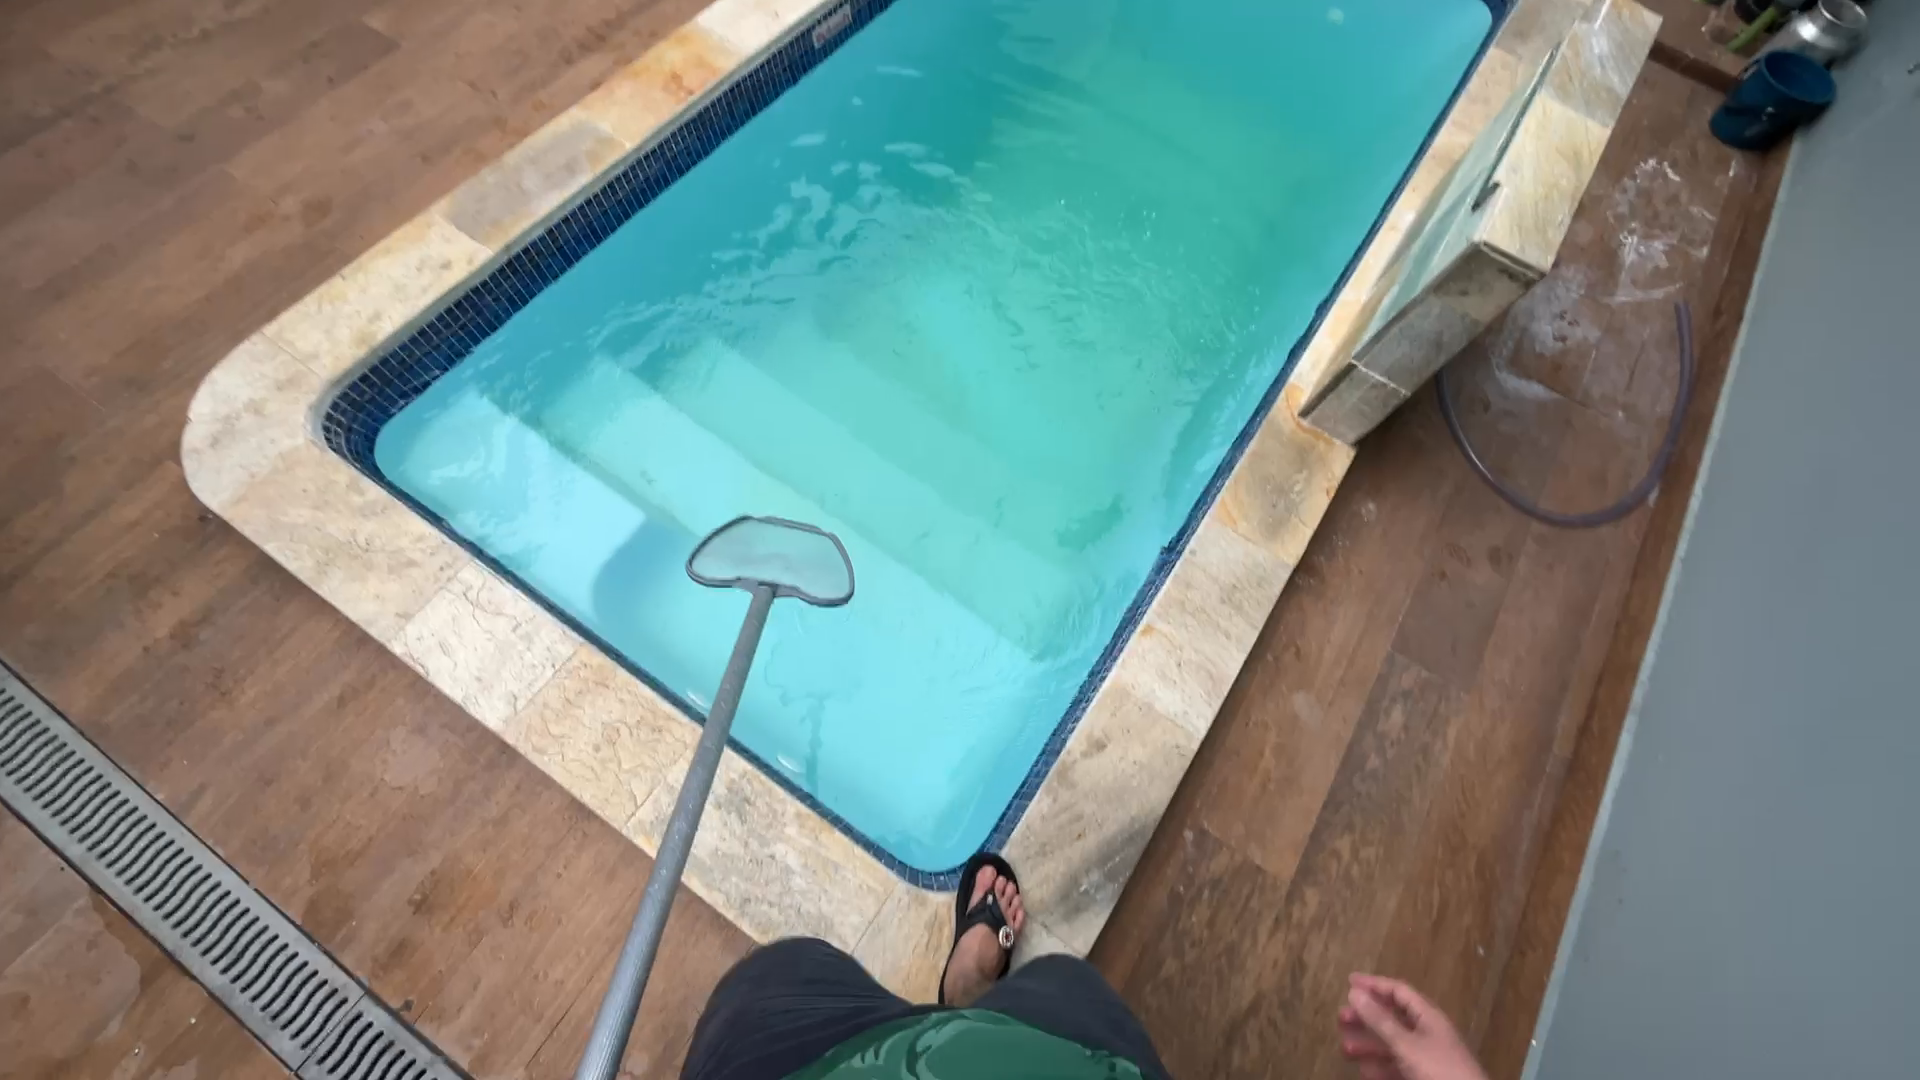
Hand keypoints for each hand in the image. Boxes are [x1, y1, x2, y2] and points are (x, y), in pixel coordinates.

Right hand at [1337, 973, 1488, 1079]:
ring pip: (1393, 1045)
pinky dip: (1381, 1067)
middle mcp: (1428, 1034)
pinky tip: (1365, 1071)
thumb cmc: (1440, 1072)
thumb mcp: (1406, 1044)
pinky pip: (1398, 1067)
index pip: (1398, 991)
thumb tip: (1353, 991)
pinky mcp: (1425, 1079)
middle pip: (1392, 1017)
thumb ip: (1379, 1019)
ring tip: (1346, 1049)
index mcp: (1428, 1018)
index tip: (1349, 981)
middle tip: (1342, 1018)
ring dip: (1368, 1045)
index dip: (1374, 984)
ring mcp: (1428, 1059)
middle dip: (1366, 1017)